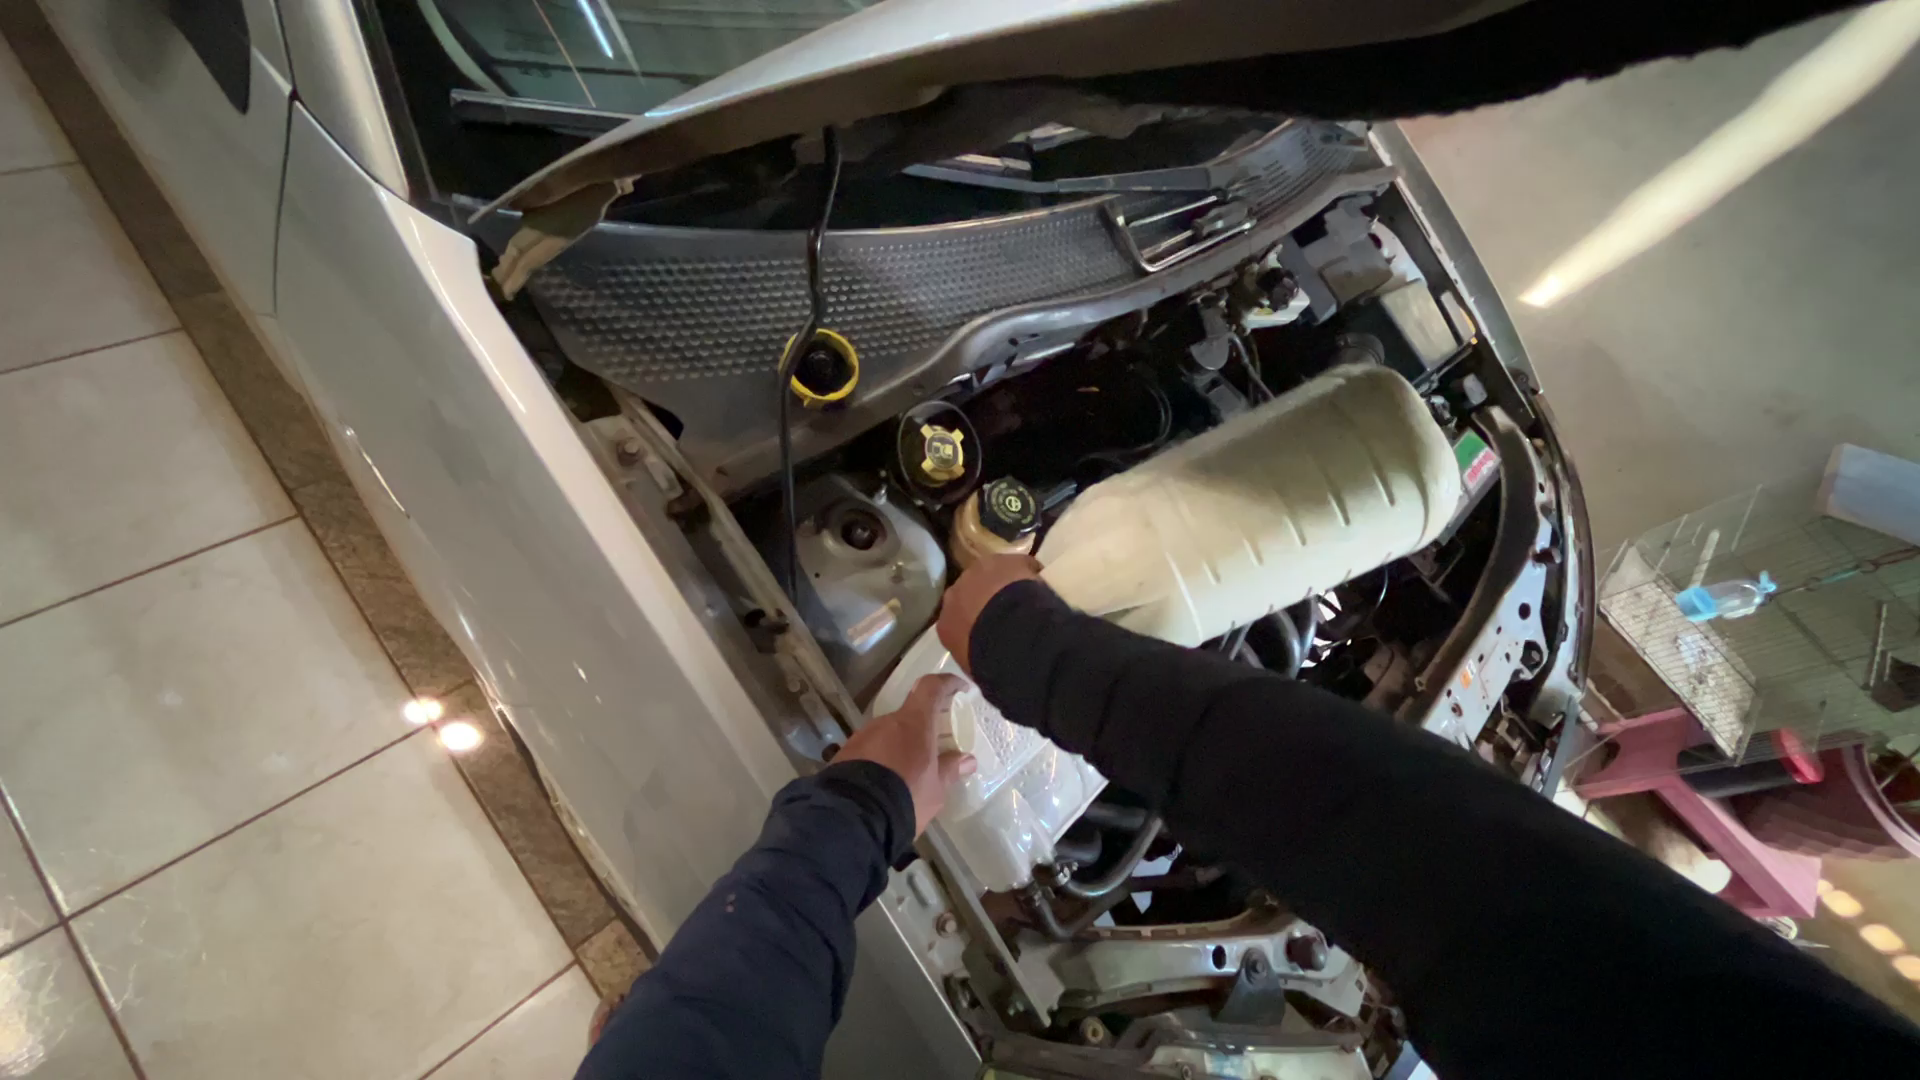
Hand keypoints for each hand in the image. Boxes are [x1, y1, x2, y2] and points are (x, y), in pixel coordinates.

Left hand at [839, 674, 976, 834]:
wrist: (854, 816)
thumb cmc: (905, 796)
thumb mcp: (935, 789)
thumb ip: (950, 770)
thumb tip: (968, 759)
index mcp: (914, 723)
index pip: (931, 687)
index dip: (947, 683)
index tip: (960, 688)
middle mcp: (888, 721)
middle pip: (910, 713)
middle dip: (924, 725)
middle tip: (937, 743)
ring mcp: (864, 735)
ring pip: (890, 732)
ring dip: (902, 744)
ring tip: (911, 769)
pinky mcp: (846, 752)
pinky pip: (871, 748)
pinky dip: (883, 757)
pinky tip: (887, 780)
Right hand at [937, 553, 1044, 673]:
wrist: (1012, 638)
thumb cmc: (991, 662)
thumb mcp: (974, 667)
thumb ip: (973, 655)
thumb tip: (983, 660)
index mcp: (946, 623)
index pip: (955, 619)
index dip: (973, 620)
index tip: (987, 628)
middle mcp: (956, 592)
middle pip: (971, 590)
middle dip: (986, 597)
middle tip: (1008, 610)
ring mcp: (978, 572)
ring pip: (992, 573)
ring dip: (1005, 582)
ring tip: (1025, 596)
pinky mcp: (1004, 560)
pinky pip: (1018, 564)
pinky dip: (1028, 572)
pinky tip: (1041, 585)